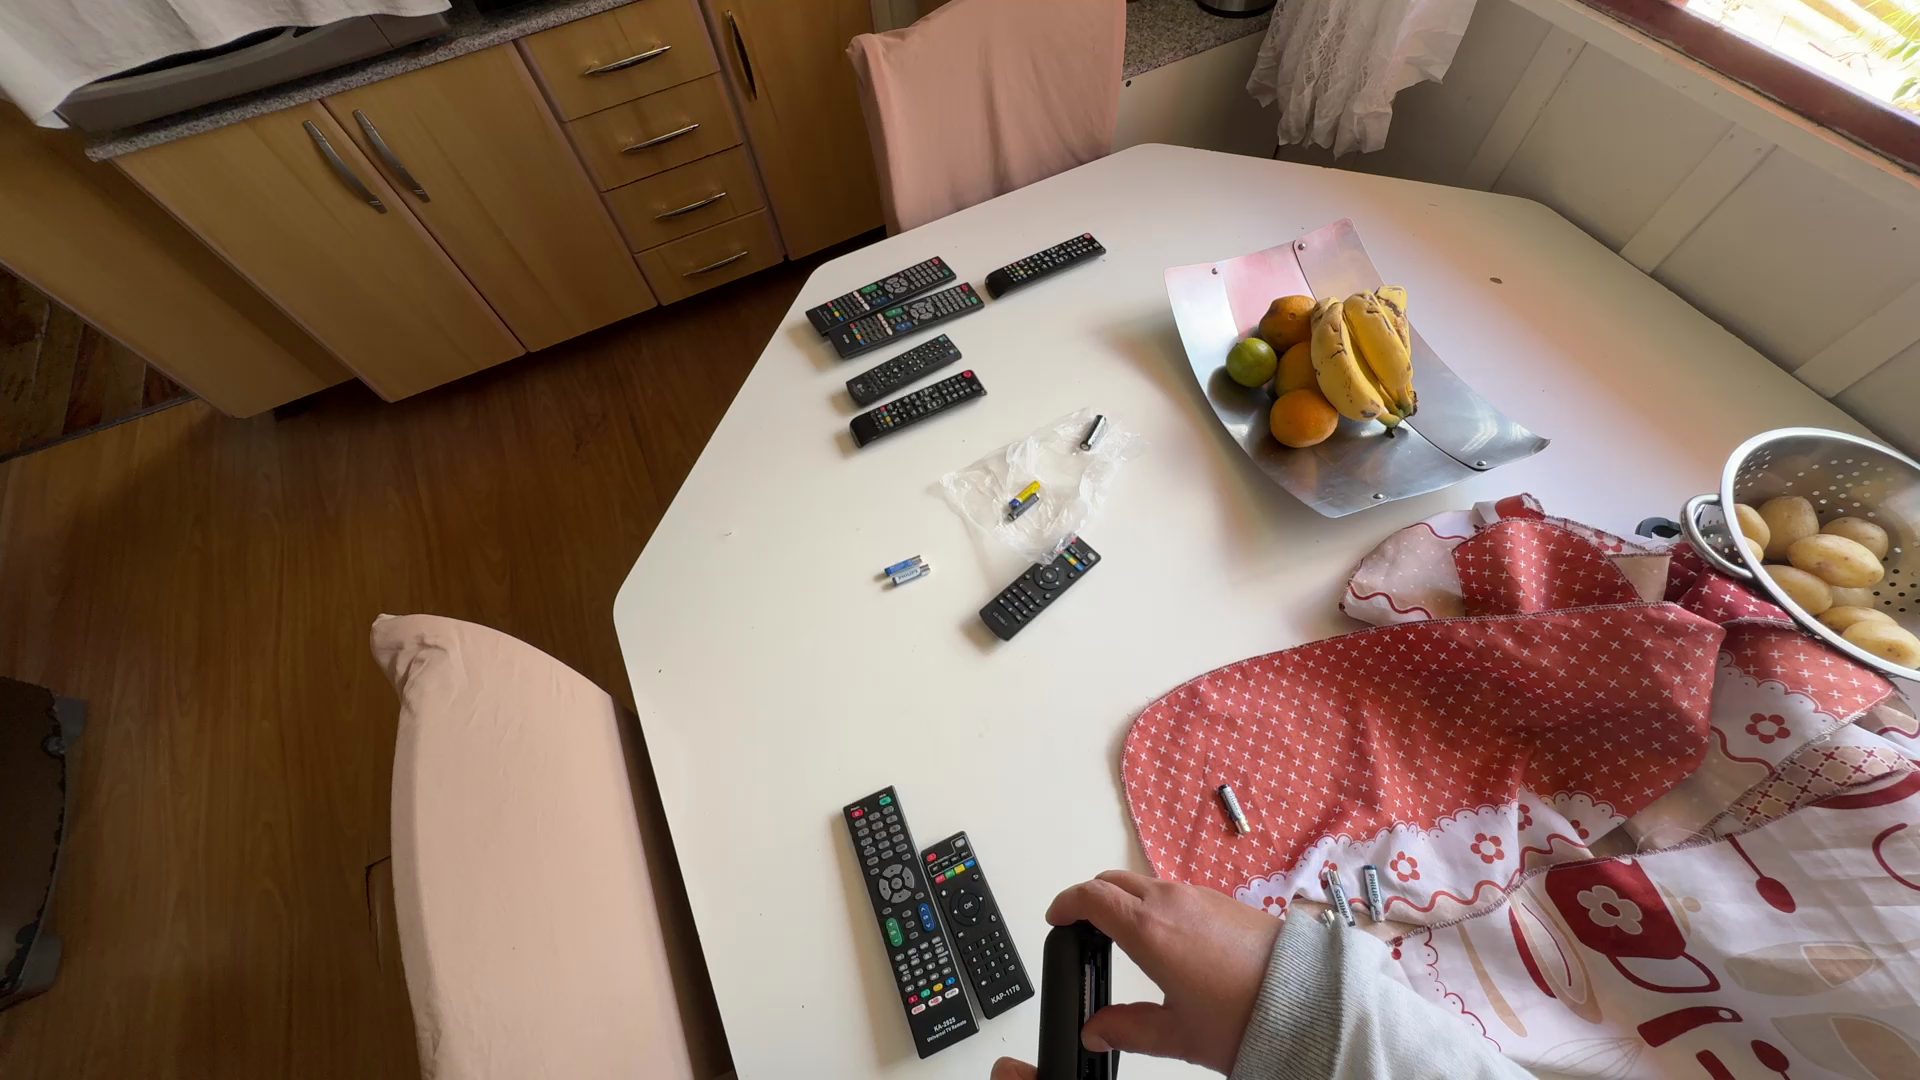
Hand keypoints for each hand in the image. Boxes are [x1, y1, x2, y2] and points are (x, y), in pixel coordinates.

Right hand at [990, 871, 1281, 1077]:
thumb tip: (1094, 1032)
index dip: (1066, 902)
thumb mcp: (1179, 1034)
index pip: (1091, 897)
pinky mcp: (1219, 898)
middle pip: (1112, 881)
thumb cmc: (1243, 1017)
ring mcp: (1195, 895)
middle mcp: (1167, 900)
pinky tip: (1166, 936)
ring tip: (1124, 935)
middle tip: (1083, 926)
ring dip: (1123, 898)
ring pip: (1143, 882)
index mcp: (1147, 929)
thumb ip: (1128, 1029)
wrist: (1309, 1000)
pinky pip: (1171, 890)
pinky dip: (1152, 902)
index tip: (1057, 917)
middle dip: (1091, 897)